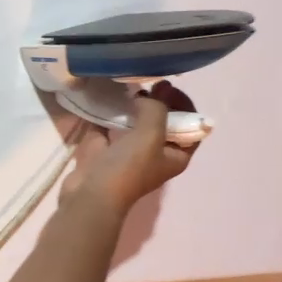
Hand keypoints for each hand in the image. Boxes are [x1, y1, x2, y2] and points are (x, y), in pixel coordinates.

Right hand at [60, 81, 199, 212]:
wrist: (90, 195)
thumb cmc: (127, 168)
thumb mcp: (151, 133)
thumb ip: (156, 109)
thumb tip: (148, 95)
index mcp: (176, 156)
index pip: (191, 125)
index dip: (185, 104)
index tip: (168, 89)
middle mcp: (155, 156)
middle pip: (165, 124)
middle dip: (160, 104)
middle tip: (150, 86)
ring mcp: (129, 156)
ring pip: (137, 127)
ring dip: (135, 110)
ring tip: (131, 92)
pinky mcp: (105, 155)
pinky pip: (110, 131)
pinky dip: (109, 118)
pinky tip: (107, 104)